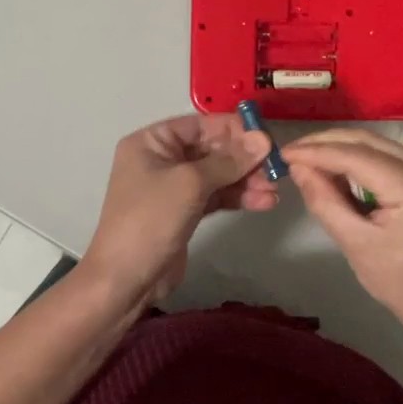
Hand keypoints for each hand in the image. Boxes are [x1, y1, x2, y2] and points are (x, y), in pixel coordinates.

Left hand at [83, 114, 278, 303]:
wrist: (126, 278)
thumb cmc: (150, 220)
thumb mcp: (189, 184)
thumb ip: (228, 161)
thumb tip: (263, 139)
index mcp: (151, 142)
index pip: (200, 125)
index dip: (234, 129)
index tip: (267, 139)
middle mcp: (160, 159)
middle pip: (211, 149)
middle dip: (243, 159)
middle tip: (276, 169)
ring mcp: (172, 188)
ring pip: (216, 175)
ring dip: (246, 180)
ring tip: (275, 190)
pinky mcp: (184, 212)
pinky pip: (215, 197)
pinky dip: (237, 198)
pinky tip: (264, 202)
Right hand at [284, 129, 402, 341]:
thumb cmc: (398, 283)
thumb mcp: (354, 244)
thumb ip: (324, 201)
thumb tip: (299, 167)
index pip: (358, 156)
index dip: (317, 151)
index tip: (284, 154)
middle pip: (370, 142)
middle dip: (328, 143)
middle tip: (292, 152)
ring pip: (380, 147)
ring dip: (343, 150)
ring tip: (308, 161)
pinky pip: (390, 160)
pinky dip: (361, 161)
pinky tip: (337, 171)